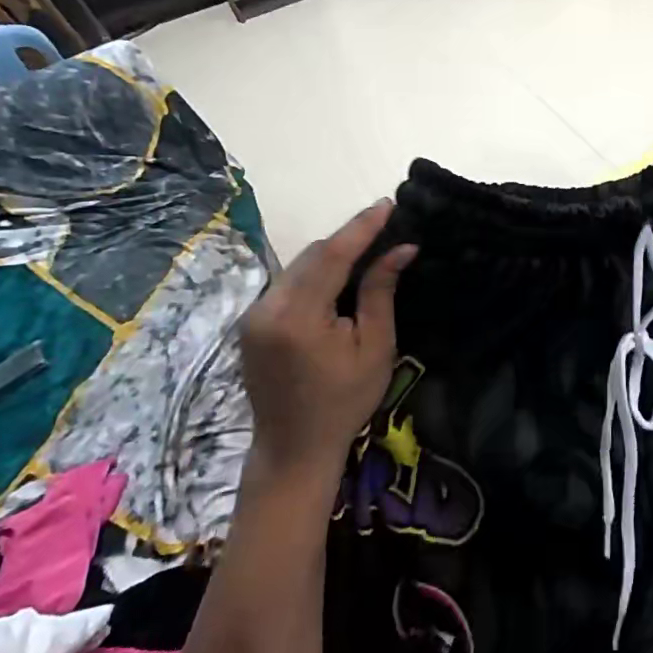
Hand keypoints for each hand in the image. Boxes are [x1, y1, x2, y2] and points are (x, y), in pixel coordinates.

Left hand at [240, 200, 417, 473]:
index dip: (361, 227)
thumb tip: (401, 249)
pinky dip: (314, 273)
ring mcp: (253, 315)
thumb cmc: (344, 402)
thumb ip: (380, 292)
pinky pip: (287, 284)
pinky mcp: (251, 323)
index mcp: (298, 316)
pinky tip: (338, 276)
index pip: (332, 256)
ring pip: (297, 267)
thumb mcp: (374, 347)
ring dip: (331, 255)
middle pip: (311, 255)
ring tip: (367, 247)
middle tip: (384, 226)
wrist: (294, 447)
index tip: (388, 204)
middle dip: (347, 238)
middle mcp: (267, 308)